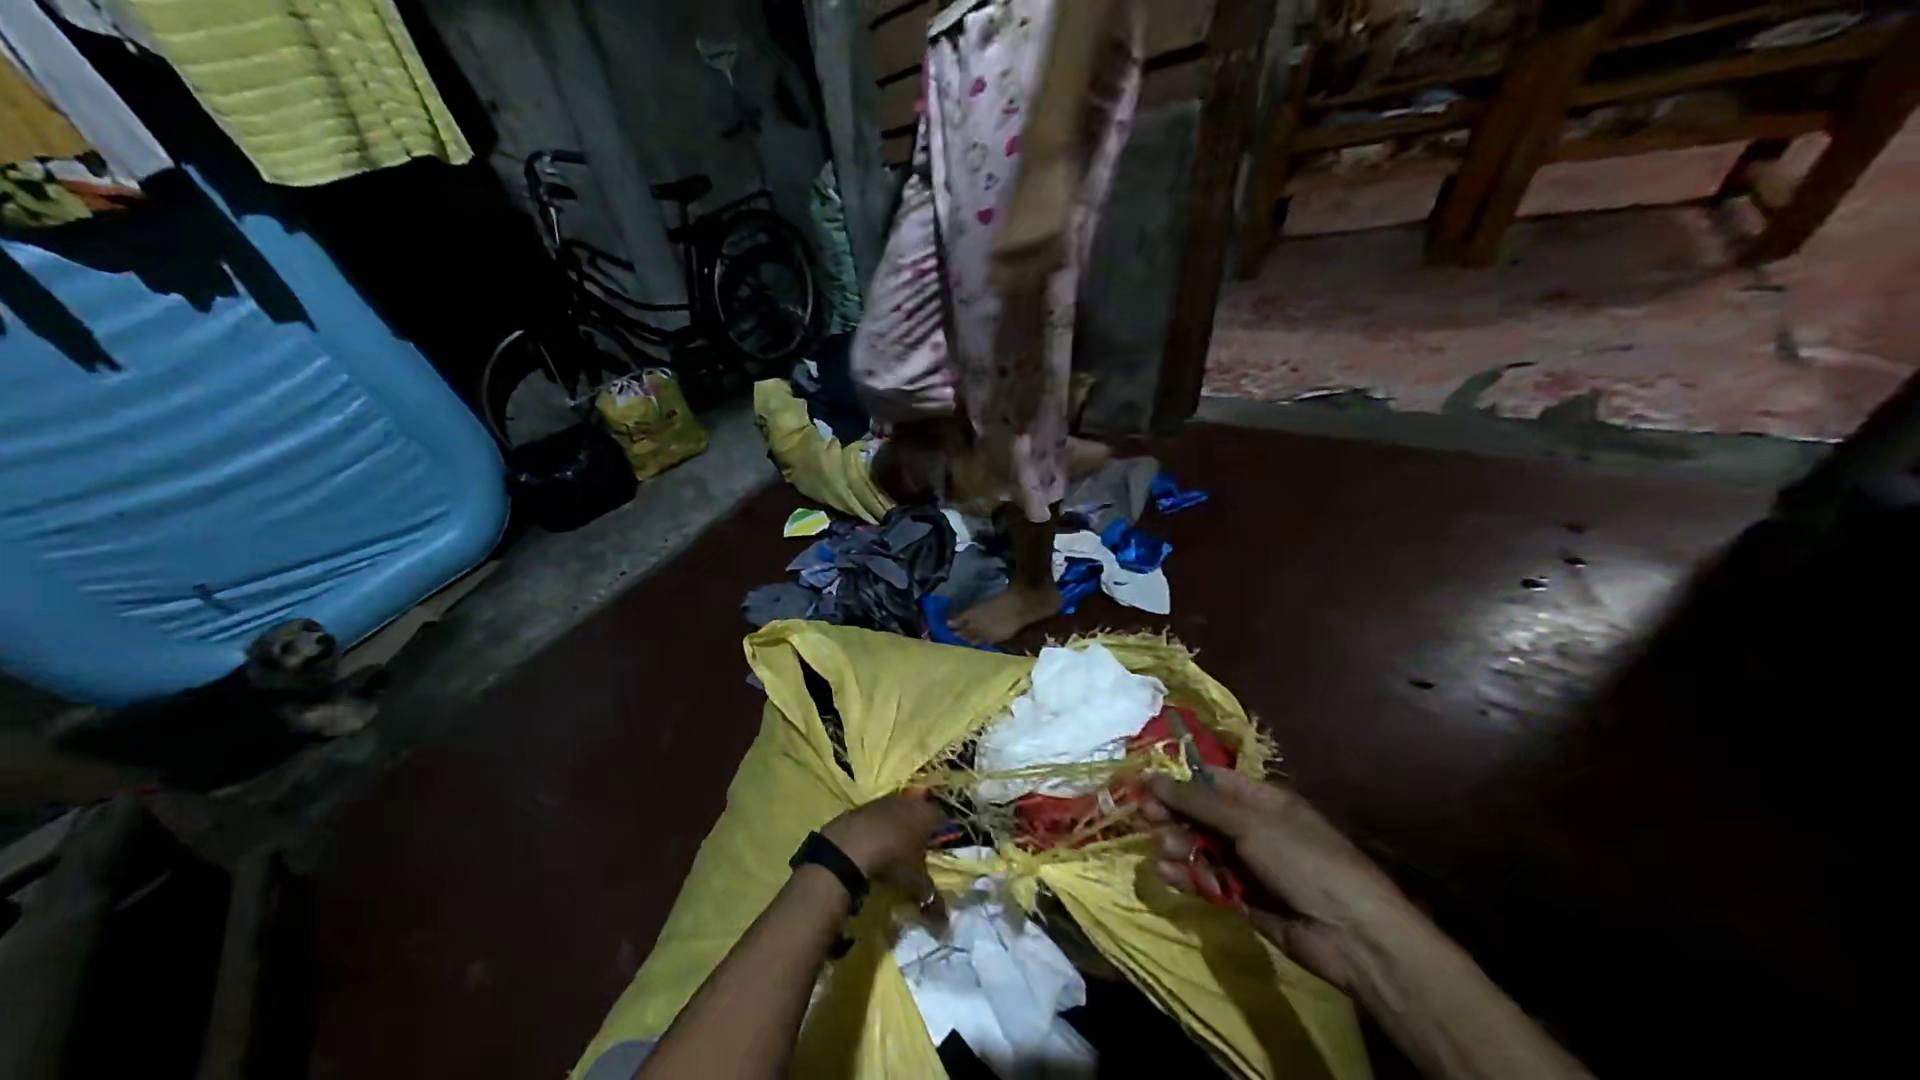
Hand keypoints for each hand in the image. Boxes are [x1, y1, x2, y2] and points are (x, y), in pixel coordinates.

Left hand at [818, 792, 947, 921]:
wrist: (850, 845)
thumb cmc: (893, 860)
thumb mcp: (915, 881)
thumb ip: (931, 898)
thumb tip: (945, 925)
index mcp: (927, 815)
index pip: (942, 820)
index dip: (942, 833)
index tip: (939, 846)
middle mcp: (910, 802)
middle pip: (920, 811)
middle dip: (920, 827)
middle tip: (918, 847)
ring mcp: (885, 801)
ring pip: (899, 811)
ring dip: (898, 825)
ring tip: (895, 846)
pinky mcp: (863, 806)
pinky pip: (877, 815)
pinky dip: (878, 827)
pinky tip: (873, 843)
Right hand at [1142, 768, 1410, 988]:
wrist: (1352, 935)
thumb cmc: (1304, 862)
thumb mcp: (1250, 824)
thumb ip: (1199, 802)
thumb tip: (1153, 777)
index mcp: (1261, 800)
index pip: (1212, 780)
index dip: (1179, 780)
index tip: (1145, 786)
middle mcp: (1253, 828)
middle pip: (1201, 814)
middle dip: (1174, 816)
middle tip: (1146, 819)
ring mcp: (1249, 864)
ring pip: (1201, 848)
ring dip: (1179, 848)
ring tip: (1166, 855)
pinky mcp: (1244, 898)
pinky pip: (1208, 880)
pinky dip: (1188, 876)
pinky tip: (1171, 877)